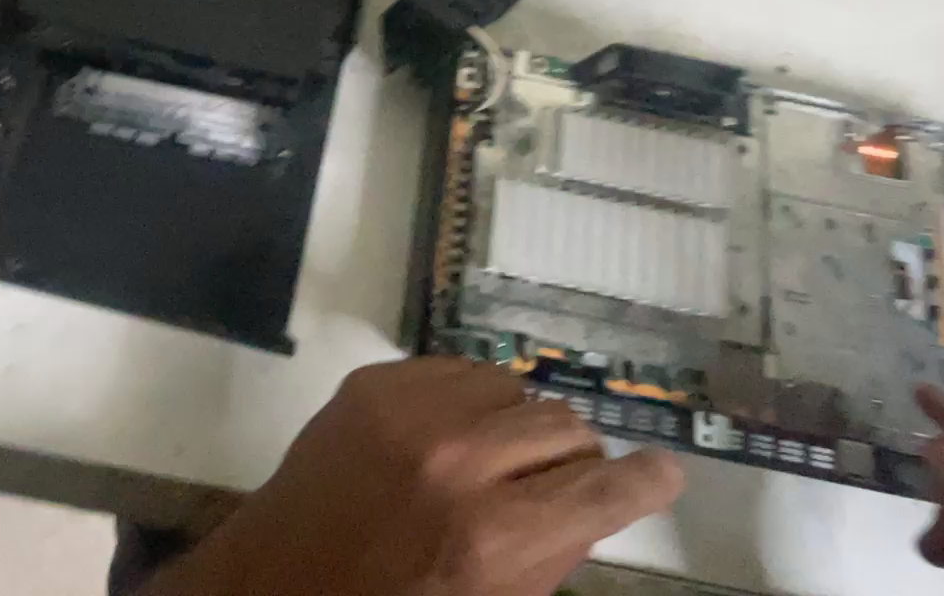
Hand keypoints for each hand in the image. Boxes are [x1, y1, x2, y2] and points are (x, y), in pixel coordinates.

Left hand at [140, 357, 683, 595]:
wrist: (282, 578)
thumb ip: (550, 552)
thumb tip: (594, 497)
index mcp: (494, 538)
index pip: (603, 487)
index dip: (645, 480)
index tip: (662, 470)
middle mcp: (457, 459)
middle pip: (563, 424)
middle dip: (575, 454)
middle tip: (560, 476)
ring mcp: (409, 409)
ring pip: (511, 385)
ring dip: (519, 421)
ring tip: (500, 451)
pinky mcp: (374, 381)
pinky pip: (455, 368)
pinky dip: (469, 398)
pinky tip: (454, 427)